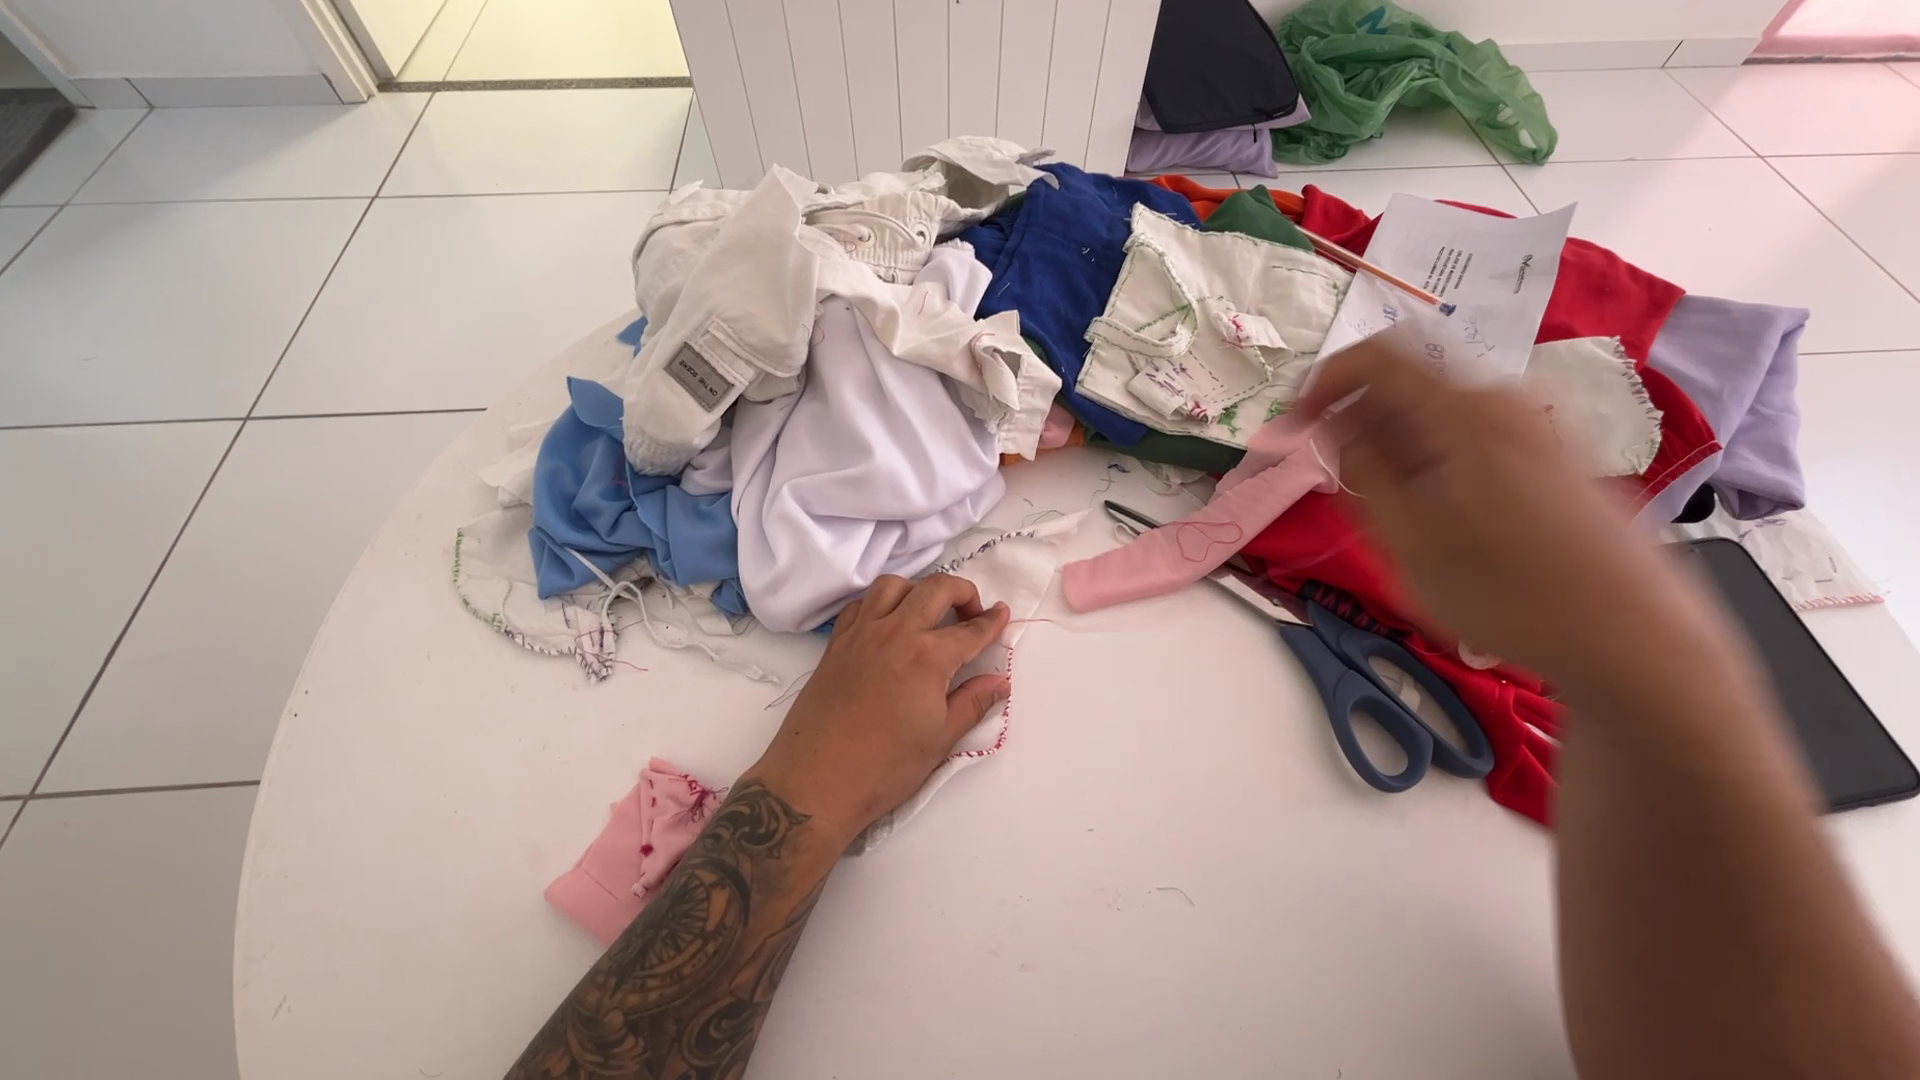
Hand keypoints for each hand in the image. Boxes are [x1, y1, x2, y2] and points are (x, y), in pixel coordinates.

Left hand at [745, 574, 1010, 843]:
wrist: (816, 781)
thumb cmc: (885, 767)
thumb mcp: (940, 740)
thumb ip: (973, 702)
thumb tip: (1000, 682)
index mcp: (928, 656)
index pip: (970, 630)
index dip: (991, 622)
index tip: (1002, 615)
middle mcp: (895, 632)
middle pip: (935, 589)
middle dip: (962, 592)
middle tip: (972, 613)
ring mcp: (861, 633)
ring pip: (893, 585)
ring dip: (918, 590)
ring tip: (928, 613)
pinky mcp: (836, 643)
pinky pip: (862, 604)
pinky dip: (881, 602)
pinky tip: (888, 624)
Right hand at [1295, 338, 1710, 681]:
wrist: (1635, 638)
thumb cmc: (1505, 594)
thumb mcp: (1406, 539)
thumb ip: (1363, 473)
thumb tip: (1337, 430)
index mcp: (1461, 413)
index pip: (1376, 357)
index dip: (1326, 382)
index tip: (1302, 426)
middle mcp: (1503, 403)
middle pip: (1409, 383)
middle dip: (1361, 423)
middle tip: (1344, 481)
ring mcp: (1537, 428)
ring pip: (1440, 413)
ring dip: (1399, 445)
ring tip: (1391, 509)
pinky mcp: (1556, 456)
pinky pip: (1474, 434)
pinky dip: (1437, 456)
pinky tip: (1443, 515)